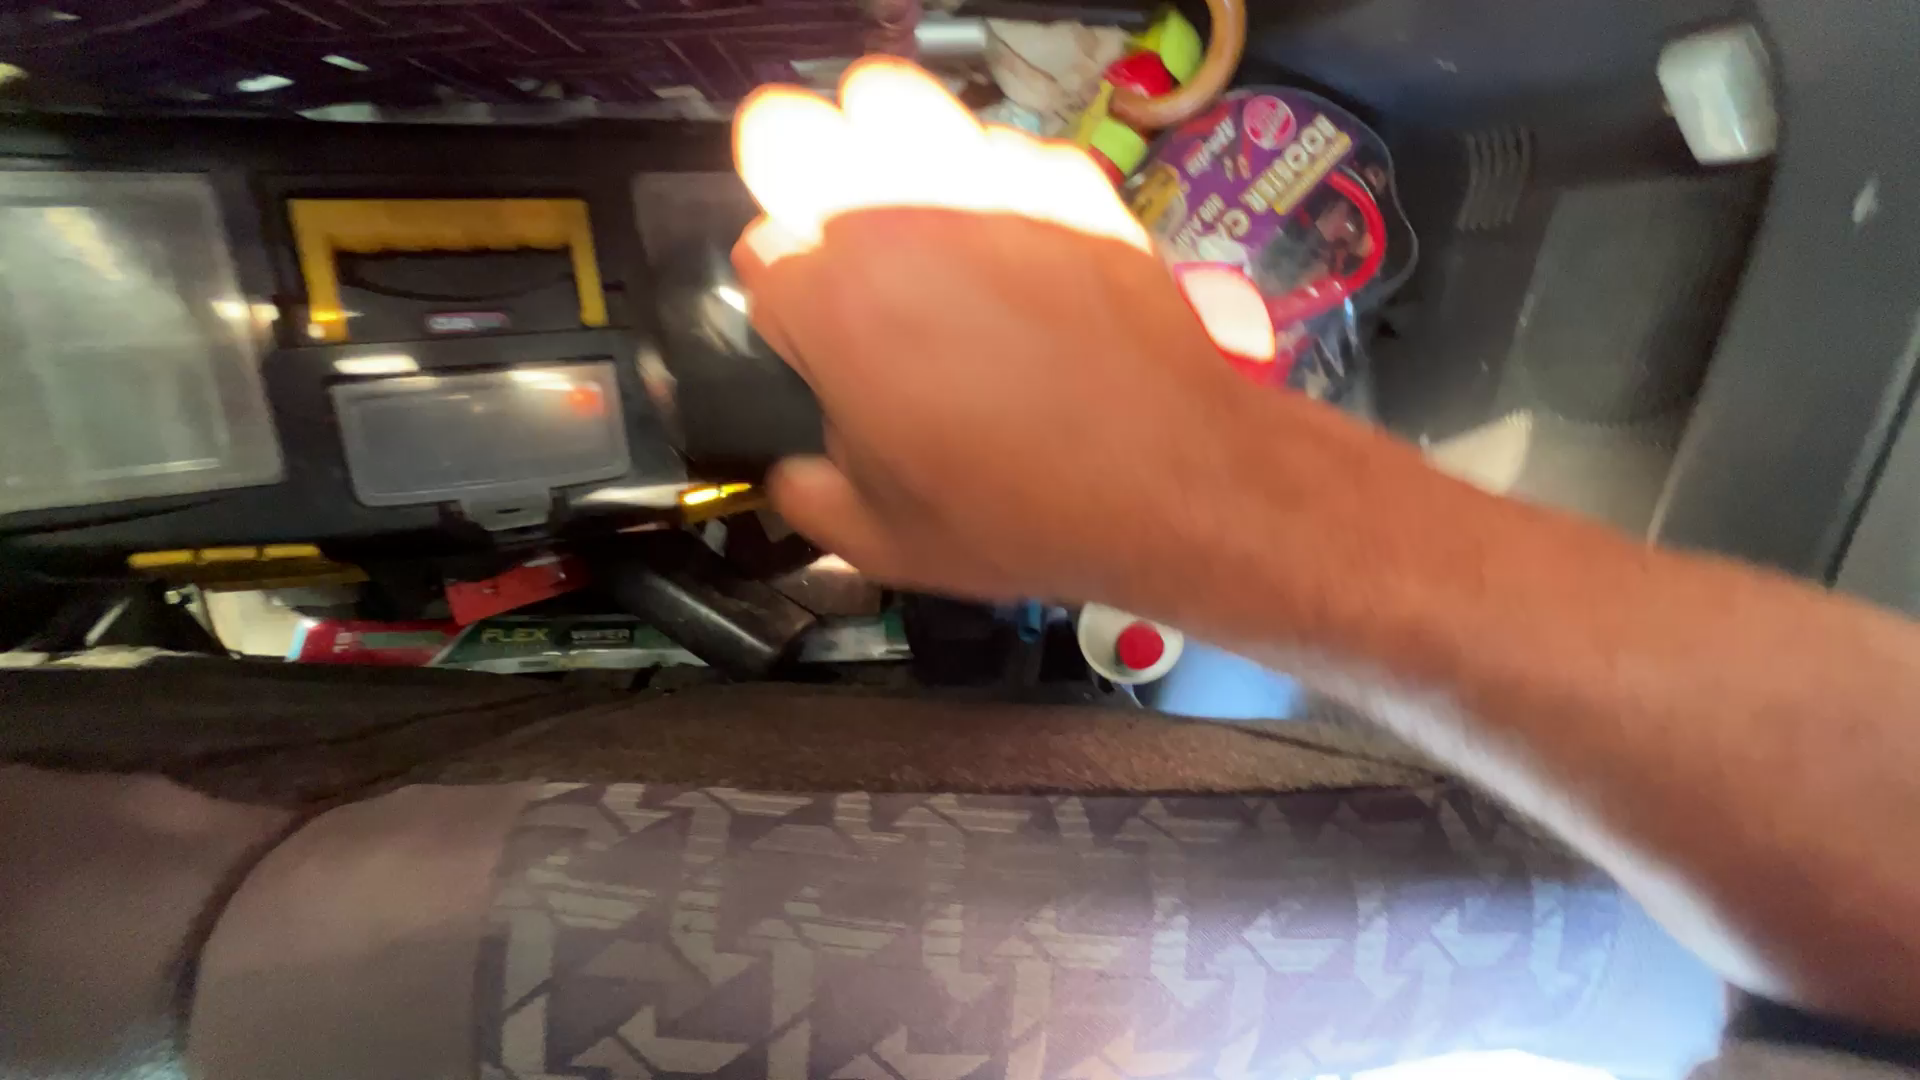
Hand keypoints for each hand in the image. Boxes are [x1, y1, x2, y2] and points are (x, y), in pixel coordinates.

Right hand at [731, 59, 1270, 602]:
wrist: (1174, 479)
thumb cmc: (1023, 514)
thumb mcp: (885, 542)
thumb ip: (808, 495)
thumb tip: (799, 465)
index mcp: (836, 302)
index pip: (760, 260)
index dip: (787, 313)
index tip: (827, 351)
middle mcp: (897, 213)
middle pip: (787, 133)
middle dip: (796, 192)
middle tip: (848, 271)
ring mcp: (989, 177)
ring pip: (888, 106)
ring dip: (879, 160)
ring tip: (919, 240)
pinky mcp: (1067, 176)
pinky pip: (993, 148)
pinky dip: (982, 188)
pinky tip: (1014, 257)